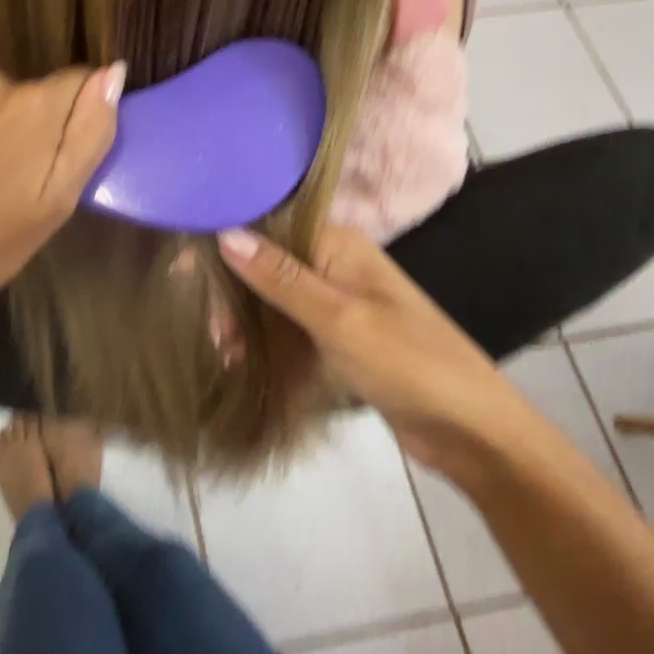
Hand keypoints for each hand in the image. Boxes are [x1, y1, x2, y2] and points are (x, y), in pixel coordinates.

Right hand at [218, 224, 523, 465]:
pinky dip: (265, 342)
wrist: (470, 428)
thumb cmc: (407, 363)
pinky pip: (289, 328)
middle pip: (265, 262)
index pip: (268, 225)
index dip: (225, 242)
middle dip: (232, 293)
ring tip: (226, 355)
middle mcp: (336, 264)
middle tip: (213, 334)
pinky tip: (244, 363)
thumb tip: (224, 232)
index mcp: (339, 244)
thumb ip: (279, 278)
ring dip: (245, 322)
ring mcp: (339, 302)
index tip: (184, 272)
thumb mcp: (337, 319)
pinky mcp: (340, 338)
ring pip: (273, 299)